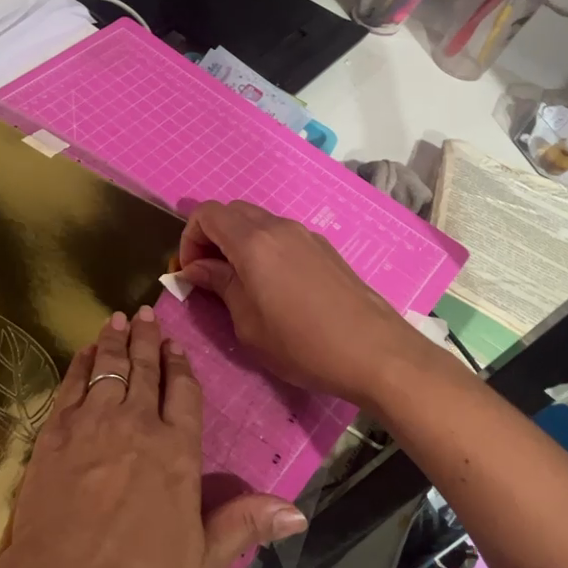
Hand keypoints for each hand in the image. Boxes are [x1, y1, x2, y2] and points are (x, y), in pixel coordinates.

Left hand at [0, 306, 307, 567]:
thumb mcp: (202, 563)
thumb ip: (242, 525)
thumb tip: (295, 510)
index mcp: (176, 453)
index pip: (184, 395)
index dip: (181, 367)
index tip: (177, 346)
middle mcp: (135, 425)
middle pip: (144, 371)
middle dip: (147, 340)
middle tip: (146, 314)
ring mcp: (91, 424)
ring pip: (106, 368)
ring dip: (113, 341)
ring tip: (117, 320)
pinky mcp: (53, 431)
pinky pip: (70, 384)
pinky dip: (79, 362)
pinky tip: (83, 351)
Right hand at [176, 200, 442, 408]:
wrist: (378, 355)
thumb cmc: (303, 345)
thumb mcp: (248, 324)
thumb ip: (219, 286)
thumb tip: (197, 269)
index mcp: (252, 242)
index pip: (206, 213)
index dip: (189, 238)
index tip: (191, 272)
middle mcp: (277, 227)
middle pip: (231, 212)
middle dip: (211, 236)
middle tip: (210, 274)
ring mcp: (305, 235)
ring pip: (257, 221)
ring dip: (238, 241)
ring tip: (240, 281)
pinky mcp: (324, 249)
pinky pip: (280, 235)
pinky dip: (263, 248)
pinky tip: (273, 286)